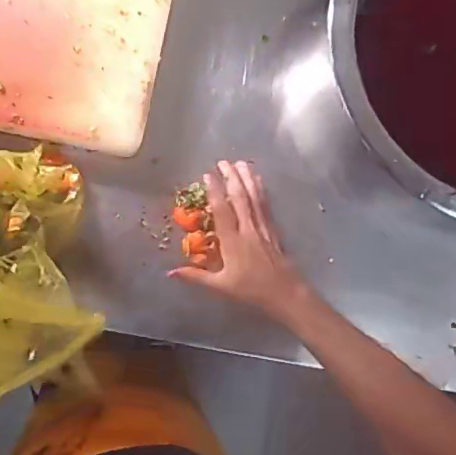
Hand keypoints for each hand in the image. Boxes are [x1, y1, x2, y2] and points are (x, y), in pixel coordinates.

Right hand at [169, 160, 316, 322]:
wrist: (286, 293)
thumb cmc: (251, 290)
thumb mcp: (220, 286)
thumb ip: (195, 277)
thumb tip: (169, 272)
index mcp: (233, 241)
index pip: (223, 211)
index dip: (215, 191)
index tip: (208, 175)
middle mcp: (248, 229)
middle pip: (239, 198)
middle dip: (231, 178)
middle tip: (222, 162)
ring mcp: (262, 228)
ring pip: (254, 198)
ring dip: (246, 179)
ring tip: (240, 163)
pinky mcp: (272, 229)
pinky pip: (265, 205)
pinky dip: (260, 190)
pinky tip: (258, 180)